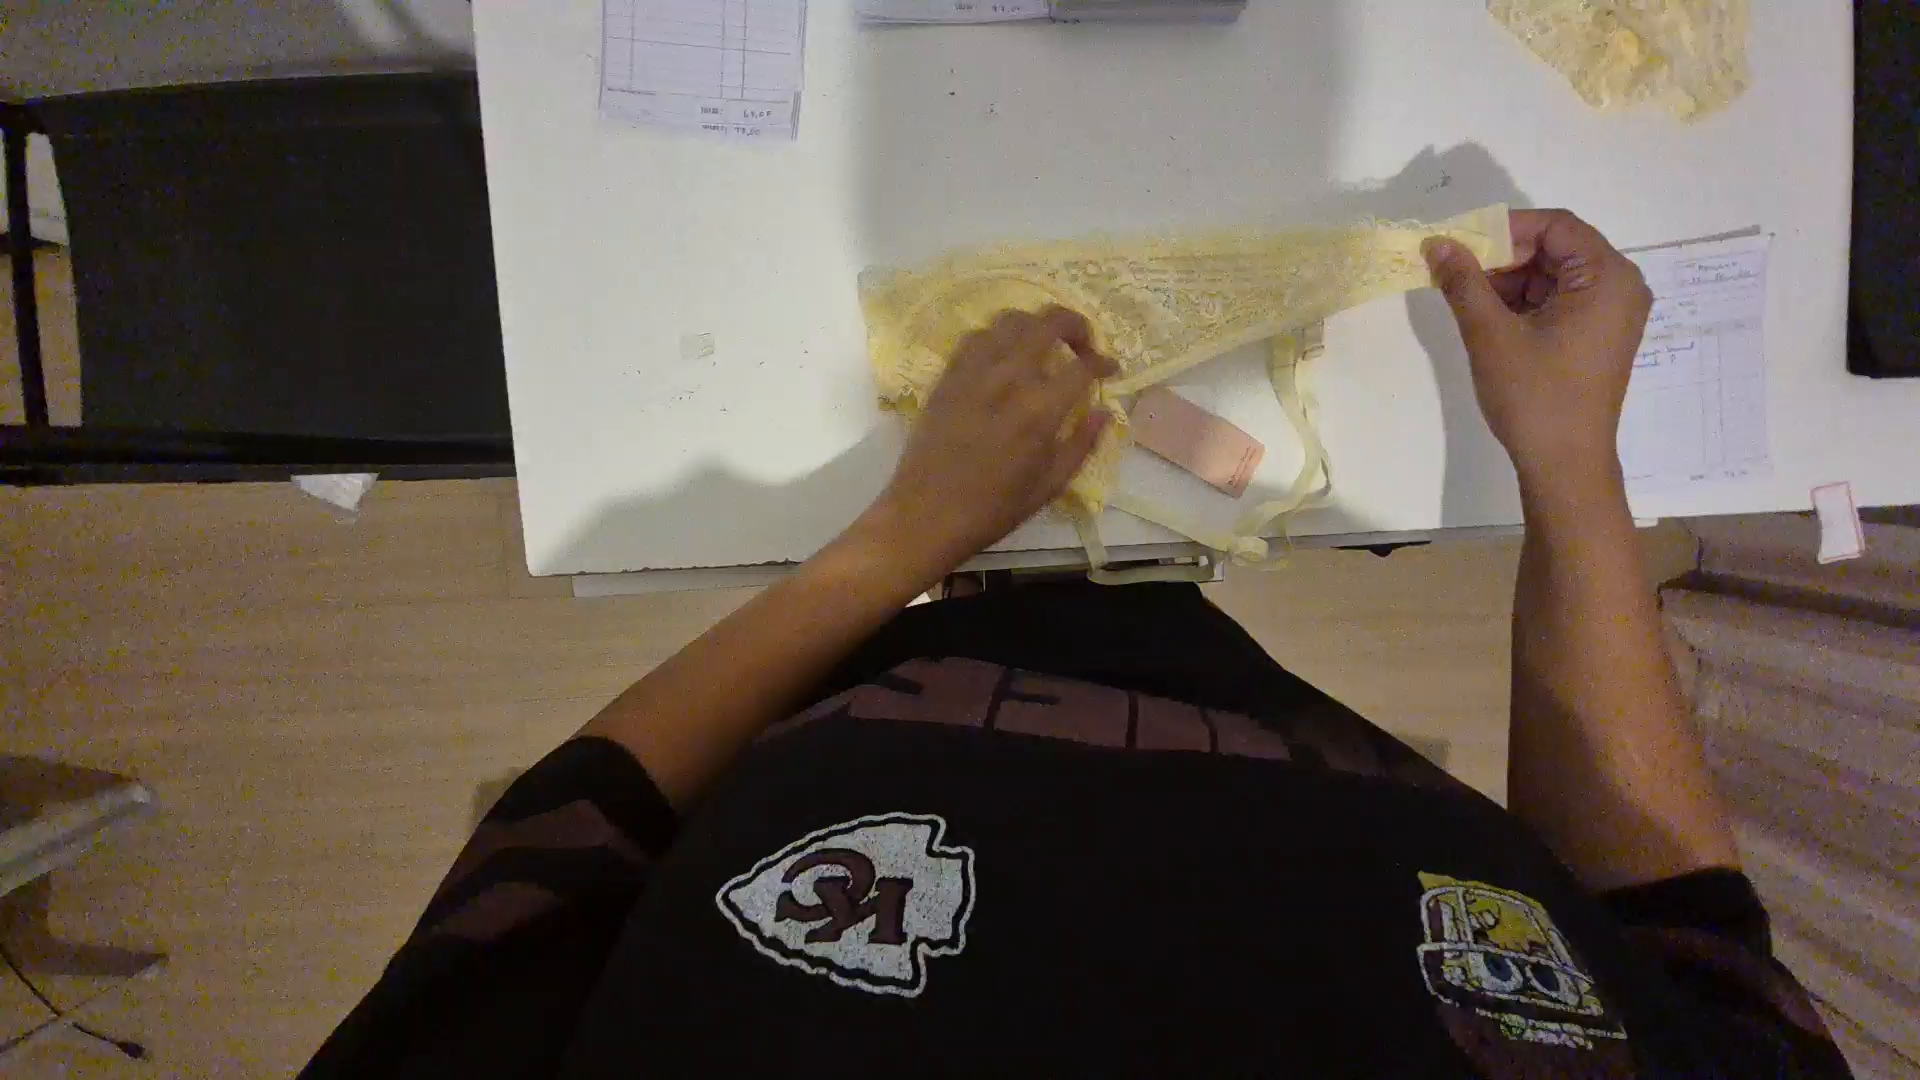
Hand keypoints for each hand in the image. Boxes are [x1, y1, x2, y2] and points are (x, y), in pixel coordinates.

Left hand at [858, 306, 1116, 578]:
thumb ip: (1081, 444)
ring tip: (1045, 345)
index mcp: (1039, 410)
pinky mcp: (947, 376)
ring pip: (1011, 319)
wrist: (925, 516)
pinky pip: (976, 337)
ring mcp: (973, 372)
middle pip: (1049, 323)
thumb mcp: (1048, 487)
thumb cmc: (992, 510)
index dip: (1103, 363)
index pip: (1083, 366)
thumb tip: (1105, 413)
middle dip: (1076, 326)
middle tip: (1083, 345)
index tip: (1110, 369)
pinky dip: (999, 336)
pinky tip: (1004, 356)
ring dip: (1036, 324)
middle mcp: (1008, 379)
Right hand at [1423, 209, 1652, 492]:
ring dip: (1505, 283)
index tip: (1456, 246)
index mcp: (1607, 277)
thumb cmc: (1533, 395)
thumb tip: (1436, 244)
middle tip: (1452, 276)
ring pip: (1550, 277)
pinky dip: (1519, 304)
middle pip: (1554, 249)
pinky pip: (1555, 302)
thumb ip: (1463, 284)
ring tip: (1463, 302)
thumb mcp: (1490, 335)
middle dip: (1500, 257)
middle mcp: (1618, 287)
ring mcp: (1608, 314)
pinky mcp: (1593, 336)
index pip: (1556, 226)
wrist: (1563, 460)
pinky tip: (1486, 322)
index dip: (1503, 229)